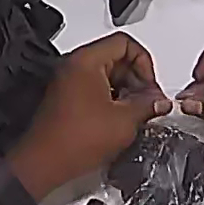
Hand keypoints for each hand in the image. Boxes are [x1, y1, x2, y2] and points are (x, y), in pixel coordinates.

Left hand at [9, 33, 170, 201]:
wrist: (45, 161)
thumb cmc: (73, 139)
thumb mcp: (124, 120)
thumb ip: (147, 105)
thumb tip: (158, 101)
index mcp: (86, 61)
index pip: (123, 43)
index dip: (144, 62)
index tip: (150, 84)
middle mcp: (73, 66)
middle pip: (115, 57)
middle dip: (136, 78)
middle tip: (148, 100)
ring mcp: (67, 80)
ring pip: (105, 73)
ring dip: (125, 89)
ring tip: (135, 112)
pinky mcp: (65, 96)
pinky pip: (94, 86)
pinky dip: (110, 98)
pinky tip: (119, 118)